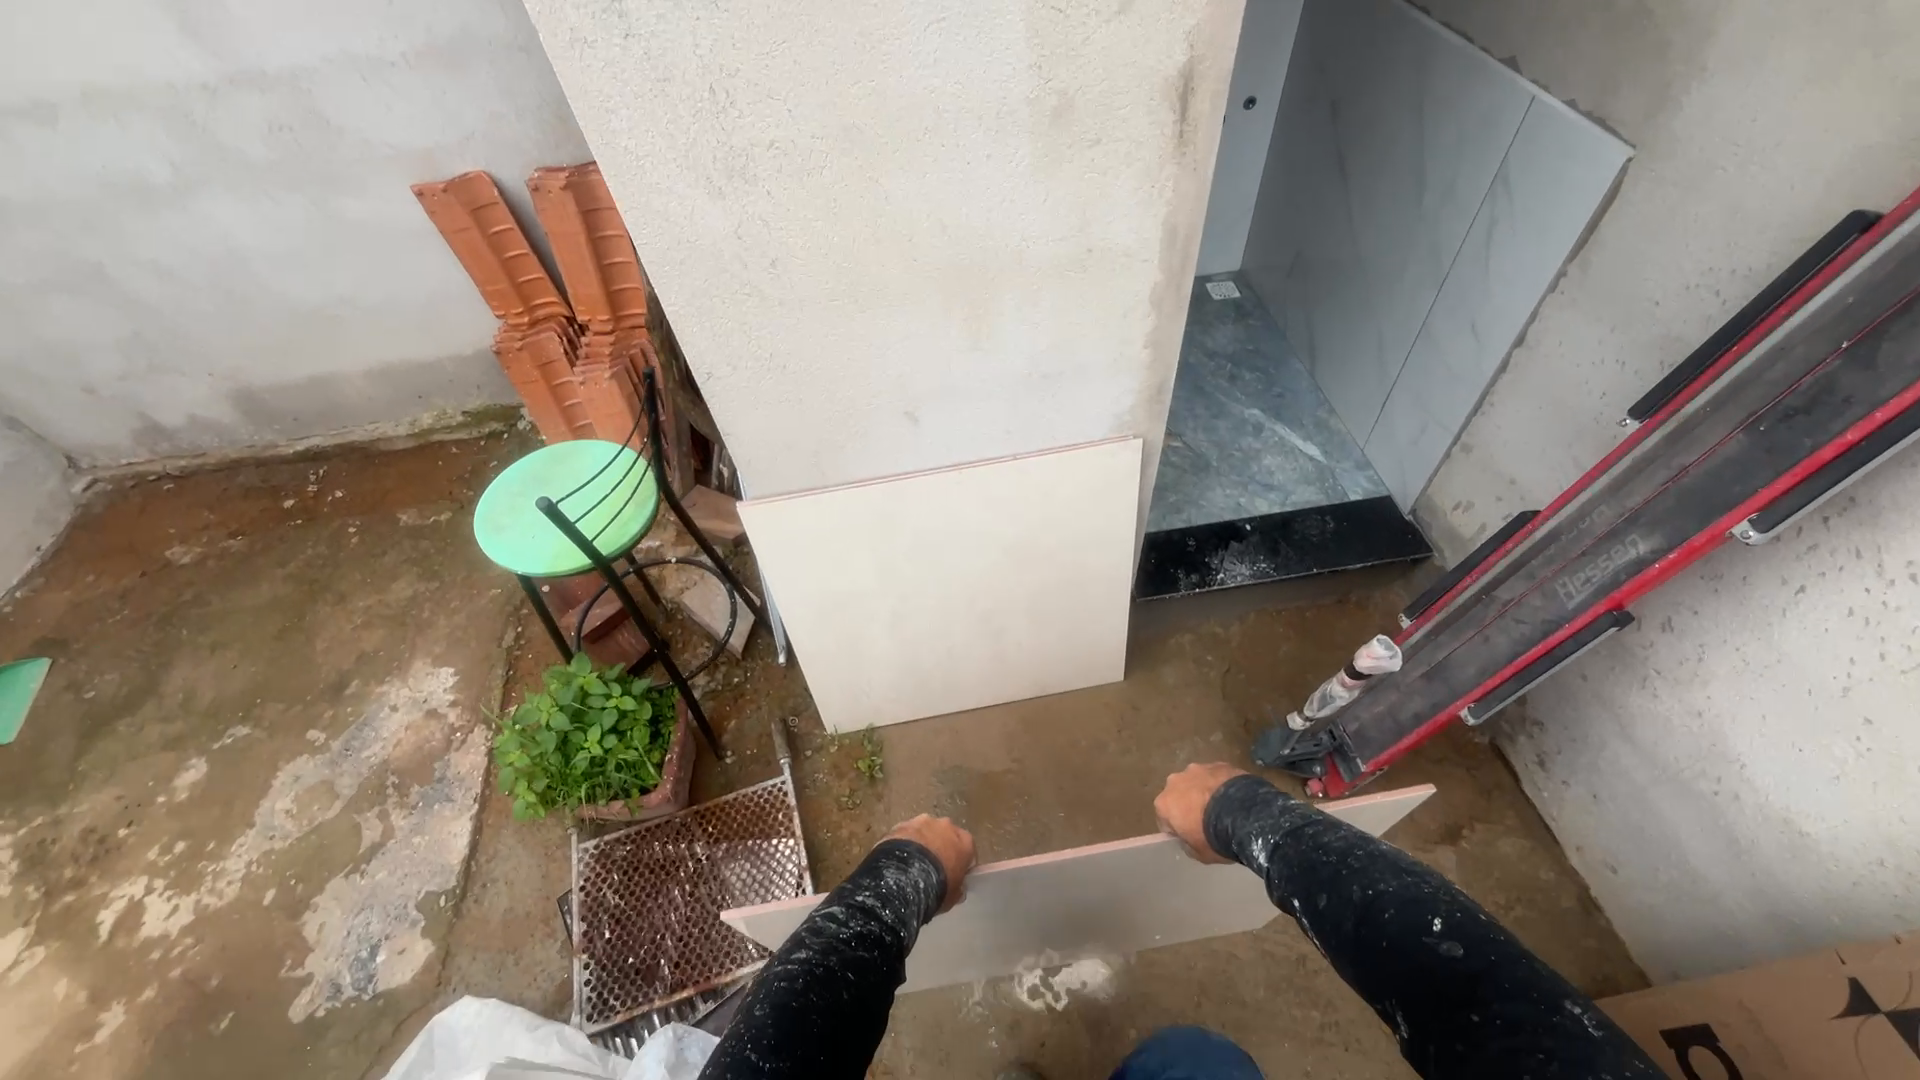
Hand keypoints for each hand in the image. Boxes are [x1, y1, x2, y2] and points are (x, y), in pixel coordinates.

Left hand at [882, 814, 975, 912]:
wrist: (906, 877)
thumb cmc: (938, 887)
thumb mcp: (954, 896)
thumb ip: (958, 888)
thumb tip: (958, 889)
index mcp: (966, 842)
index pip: (968, 851)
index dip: (961, 863)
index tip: (954, 874)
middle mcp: (948, 826)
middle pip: (947, 836)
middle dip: (941, 848)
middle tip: (932, 867)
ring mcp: (925, 821)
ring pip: (926, 831)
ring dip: (922, 842)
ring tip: (913, 862)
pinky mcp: (904, 822)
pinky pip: (908, 832)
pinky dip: (905, 841)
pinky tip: (899, 858)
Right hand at [1154, 762, 1248, 863]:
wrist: (1244, 815)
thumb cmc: (1215, 838)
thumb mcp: (1198, 853)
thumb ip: (1187, 844)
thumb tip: (1189, 838)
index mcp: (1164, 804)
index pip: (1165, 820)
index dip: (1178, 829)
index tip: (1191, 836)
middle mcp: (1175, 782)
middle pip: (1179, 795)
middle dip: (1189, 805)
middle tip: (1208, 821)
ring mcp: (1197, 769)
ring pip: (1197, 782)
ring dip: (1205, 792)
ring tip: (1224, 808)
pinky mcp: (1218, 764)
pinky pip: (1216, 776)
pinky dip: (1221, 785)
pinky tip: (1235, 798)